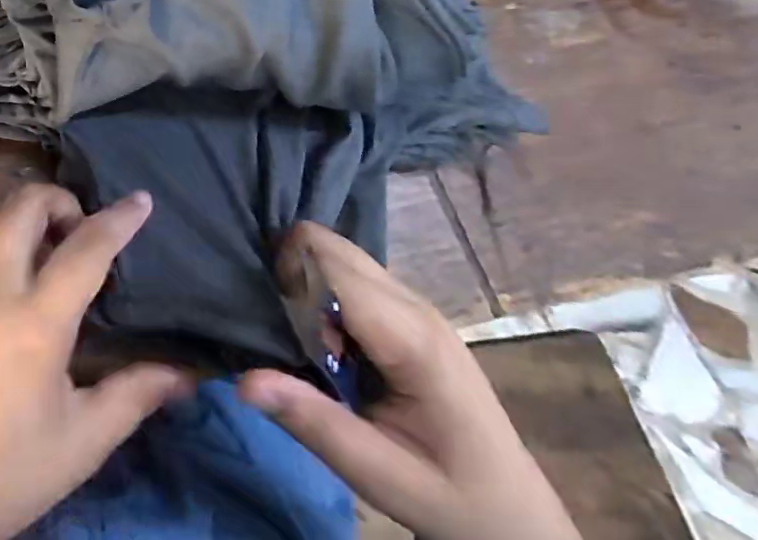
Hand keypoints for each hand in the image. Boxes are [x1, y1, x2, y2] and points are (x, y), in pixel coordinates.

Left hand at [0, 184, 193, 539]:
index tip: (141, 200)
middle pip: (25, 206)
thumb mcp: (82, 441)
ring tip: (42, 241)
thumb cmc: (6, 470)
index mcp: (37, 321)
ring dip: (21, 211)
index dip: (119, 219)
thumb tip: (186, 374)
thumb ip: (134, 395)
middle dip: (59, 199)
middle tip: (78, 229)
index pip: (87, 248)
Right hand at [239, 223, 579, 539]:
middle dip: (290, 271)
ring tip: (301, 338)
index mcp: (411, 338)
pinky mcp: (408, 310)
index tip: (274, 327)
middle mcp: (413, 303)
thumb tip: (243, 381)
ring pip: (337, 252)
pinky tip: (324, 339)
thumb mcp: (379, 475)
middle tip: (281, 330)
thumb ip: (312, 423)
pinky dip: (321, 288)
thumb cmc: (449, 497)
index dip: (289, 281)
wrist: (514, 515)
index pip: (331, 266)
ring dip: (305, 278)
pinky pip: (350, 272)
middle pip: (329, 245)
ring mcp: (414, 302)